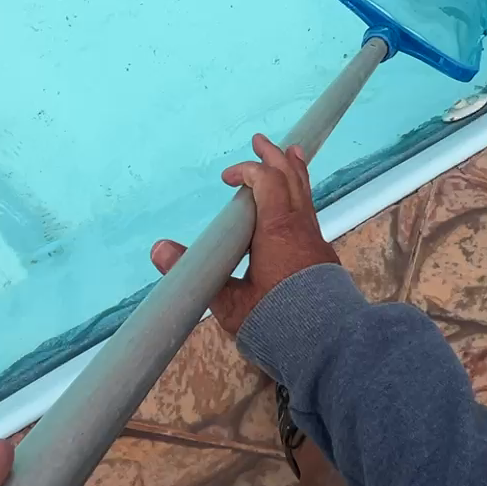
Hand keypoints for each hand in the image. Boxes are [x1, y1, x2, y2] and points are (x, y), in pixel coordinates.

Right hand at [150, 132, 339, 334]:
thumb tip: (159, 250)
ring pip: (305, 193)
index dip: (247, 171)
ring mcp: (315, 239)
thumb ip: (198, 274)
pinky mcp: (322, 254)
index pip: (266, 182)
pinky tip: (297, 200)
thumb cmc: (276, 321)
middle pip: (291, 178)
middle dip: (275, 156)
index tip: (227, 178)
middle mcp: (300, 226)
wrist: (327, 344)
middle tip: (261, 140)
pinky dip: (301, 193)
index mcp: (277, 230)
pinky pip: (309, 211)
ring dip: (294, 170)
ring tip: (292, 152)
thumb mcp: (230, 303)